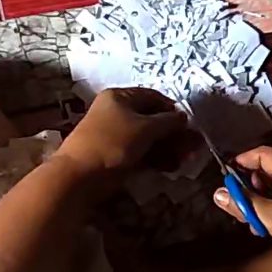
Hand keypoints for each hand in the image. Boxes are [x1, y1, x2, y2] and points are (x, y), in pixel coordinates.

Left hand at [54, 88, 187, 180]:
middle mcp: (117, 112)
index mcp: (120, 97)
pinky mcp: (116, 154)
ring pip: (148, 138)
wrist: (79, 175)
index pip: (153, 96)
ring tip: (183, 161)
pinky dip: (155, 158)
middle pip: (152, 119)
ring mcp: (116, 134)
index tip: (189, 125)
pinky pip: (140, 151)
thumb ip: (168, 122)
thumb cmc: (113, 143)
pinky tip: (169, 167)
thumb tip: (183, 117)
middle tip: (192, 148)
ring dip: (167, 148)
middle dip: (173, 133)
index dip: (172, 109)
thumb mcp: (145, 129)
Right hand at [213, 147, 271, 271]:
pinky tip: (259, 224)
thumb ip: (245, 204)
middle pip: (267, 169)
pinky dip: (267, 208)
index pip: (264, 154)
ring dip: (256, 199)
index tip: (223, 175)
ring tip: (246, 216)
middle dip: (247, 183)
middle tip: (233, 199)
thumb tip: (219, 193)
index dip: (242, 161)